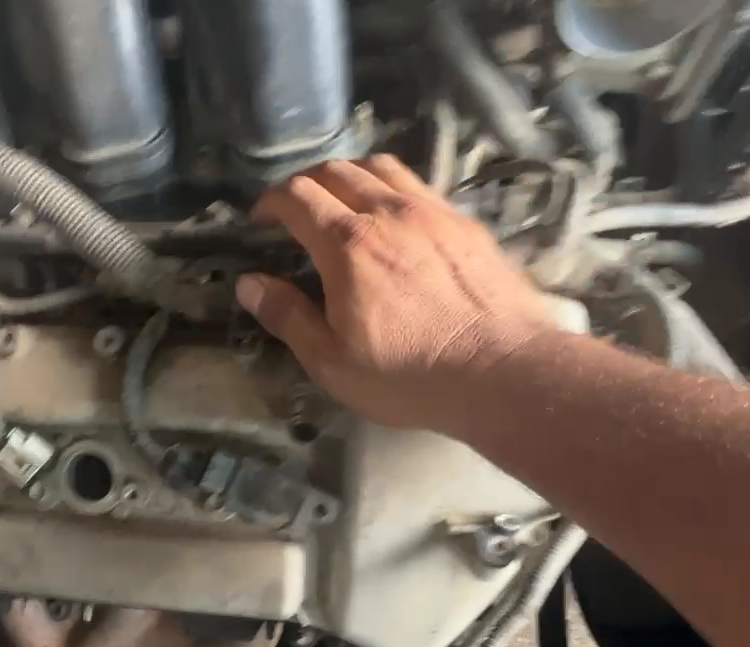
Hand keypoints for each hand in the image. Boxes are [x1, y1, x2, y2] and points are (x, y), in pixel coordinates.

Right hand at [237, 156, 558, 435]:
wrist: (501, 371)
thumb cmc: (406, 375)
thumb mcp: (330, 361)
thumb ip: (287, 316)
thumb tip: (248, 283)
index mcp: (346, 245)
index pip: (297, 197)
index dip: (270, 201)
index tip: (259, 220)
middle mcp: (388, 213)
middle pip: (337, 170)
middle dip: (304, 183)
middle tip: (292, 211)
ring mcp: (432, 212)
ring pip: (381, 167)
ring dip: (349, 175)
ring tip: (339, 202)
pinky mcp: (465, 224)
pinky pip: (418, 185)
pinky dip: (389, 188)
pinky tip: (392, 217)